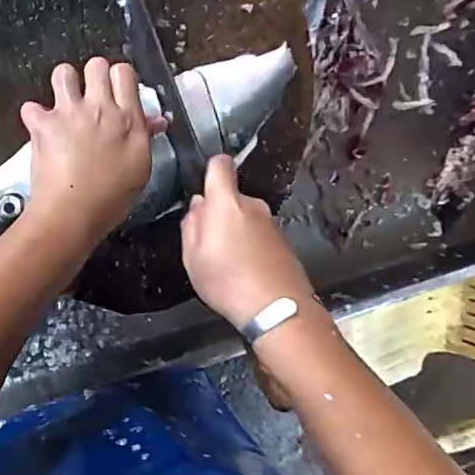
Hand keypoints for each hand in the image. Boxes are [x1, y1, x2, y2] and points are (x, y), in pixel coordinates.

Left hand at [19, 58, 162, 237]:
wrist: (72, 212)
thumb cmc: (111, 197)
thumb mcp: (140, 166)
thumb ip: (144, 136)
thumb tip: (154, 120)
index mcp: (127, 117)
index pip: (124, 73)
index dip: (118, 78)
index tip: (115, 92)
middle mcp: (98, 108)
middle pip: (95, 65)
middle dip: (92, 75)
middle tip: (90, 97)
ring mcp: (68, 113)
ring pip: (63, 73)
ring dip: (64, 84)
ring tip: (64, 103)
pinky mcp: (42, 124)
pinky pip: (31, 106)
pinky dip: (34, 116)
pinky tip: (39, 127)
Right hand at [180, 154, 316, 328]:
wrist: (277, 309)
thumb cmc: (226, 280)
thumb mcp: (192, 256)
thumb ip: (191, 225)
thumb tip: (198, 205)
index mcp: (226, 203)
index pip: (220, 165)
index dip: (209, 170)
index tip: (201, 186)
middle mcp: (252, 206)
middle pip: (230, 197)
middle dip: (217, 212)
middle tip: (206, 242)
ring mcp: (271, 224)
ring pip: (244, 217)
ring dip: (233, 231)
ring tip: (224, 261)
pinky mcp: (283, 242)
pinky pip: (258, 234)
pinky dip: (249, 245)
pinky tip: (243, 270)